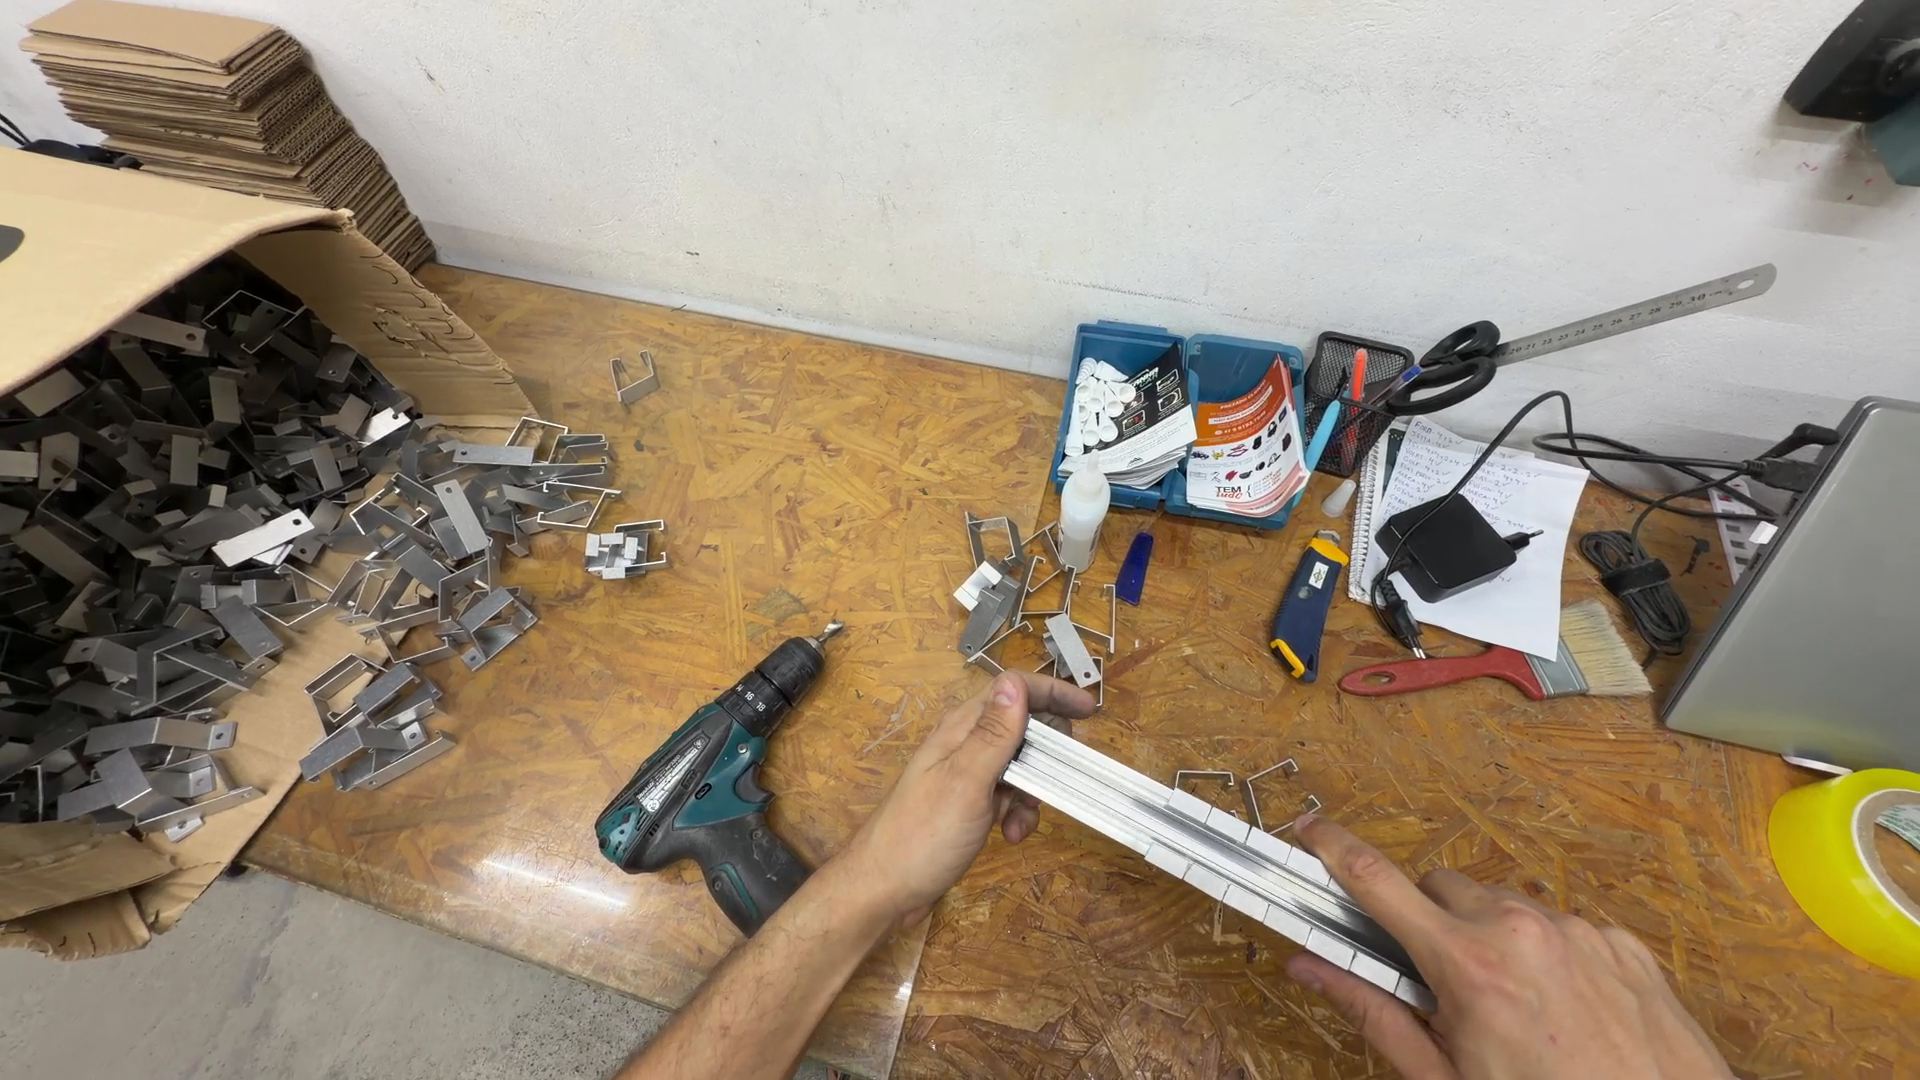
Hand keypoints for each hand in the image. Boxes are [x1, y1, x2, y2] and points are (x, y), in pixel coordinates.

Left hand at [835, 671, 1094, 928]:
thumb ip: (994, 733)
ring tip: (1022, 820)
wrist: (885, 889)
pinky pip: (1009, 794)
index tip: (1089, 711)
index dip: (1053, 693)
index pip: (1014, 688)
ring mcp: (967, 772)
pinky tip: (1011, 835)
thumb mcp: (967, 781)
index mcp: (962, 726)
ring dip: (1033, 790)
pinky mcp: (970, 802)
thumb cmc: (922, 835)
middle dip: (1047, 751)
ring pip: (1020, 764)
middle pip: (1023, 725)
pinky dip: (1018, 811)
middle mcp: (965, 742)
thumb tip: (1016, 682)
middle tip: (1057, 778)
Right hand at [1286, 815, 1733, 1079]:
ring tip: (1512, 1000)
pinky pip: (1557, 922)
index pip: (1376, 879)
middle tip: (1440, 977)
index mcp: (1469, 965)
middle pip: (1437, 886)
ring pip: (1497, 901)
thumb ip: (1371, 1011)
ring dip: (1486, 932)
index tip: (1309, 829)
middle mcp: (1522, 930)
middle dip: (1426, 919)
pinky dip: (1543, 949)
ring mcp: (1579, 932)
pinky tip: (1563, 1005)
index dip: (1331, 846)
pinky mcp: (1624, 944)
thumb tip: (1306, 967)